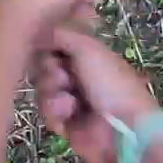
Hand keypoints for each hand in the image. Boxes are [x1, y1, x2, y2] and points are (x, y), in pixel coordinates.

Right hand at [33, 23, 161, 162]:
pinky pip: (47, 112)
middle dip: (49, 72)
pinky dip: (56, 112)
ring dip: (52, 93)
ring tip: (69, 102)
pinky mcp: (65, 123)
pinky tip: (69, 115)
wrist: (124, 129)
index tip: (48, 49)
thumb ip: (61, 33)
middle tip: (64, 78)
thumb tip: (39, 33)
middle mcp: (77, 75)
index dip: (48, 47)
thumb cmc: (110, 83)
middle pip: (43, 67)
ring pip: (42, 89)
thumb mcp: (88, 47)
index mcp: (86, 56)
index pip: (54, 45)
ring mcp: (71, 99)